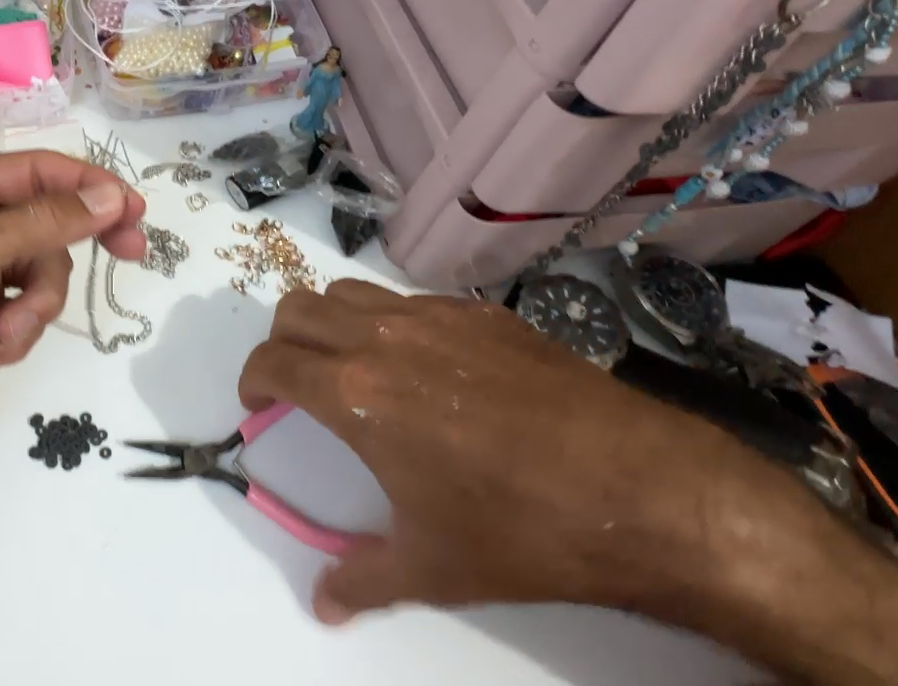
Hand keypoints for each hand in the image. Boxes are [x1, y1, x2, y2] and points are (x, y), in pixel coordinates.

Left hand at [0, 151, 146, 471]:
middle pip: (49, 227)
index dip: (93, 186)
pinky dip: (7, 339)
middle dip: (63, 261)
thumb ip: (40, 223)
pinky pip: (23, 319)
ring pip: (42, 279)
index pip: (40, 173)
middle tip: (132, 255)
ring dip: (28, 314)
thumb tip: (110, 195)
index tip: (138, 211)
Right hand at [239, 282, 830, 624]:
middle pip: (299, 308)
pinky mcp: (484, 315)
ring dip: (331, 322)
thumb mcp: (432, 567)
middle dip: (282, 341)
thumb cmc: (522, 530)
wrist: (645, 491)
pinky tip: (428, 370)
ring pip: (350, 292)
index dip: (253, 380)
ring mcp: (437, 318)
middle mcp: (384, 340)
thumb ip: (360, 579)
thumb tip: (322, 607)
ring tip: (354, 367)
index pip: (272, 361)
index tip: (260, 404)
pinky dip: (391, 323)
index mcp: (356, 394)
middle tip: (297, 383)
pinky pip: (410, 300)